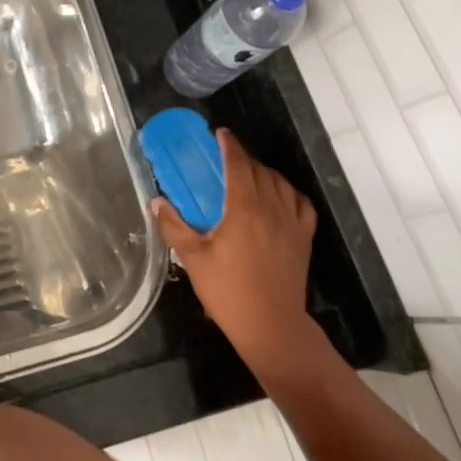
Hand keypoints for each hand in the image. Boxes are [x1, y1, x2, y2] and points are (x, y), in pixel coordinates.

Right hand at [153, 128, 321, 358]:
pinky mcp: (304, 238)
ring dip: (264, 172)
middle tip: (226, 157)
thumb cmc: (228, 291)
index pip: (238, 164)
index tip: (220, 133)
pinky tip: (279, 197)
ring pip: (281, 183)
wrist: (271, 326)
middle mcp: (271, 207)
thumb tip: (156, 202)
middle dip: (243, 157)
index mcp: (243, 207)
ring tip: (249, 175)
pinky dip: (289, 193)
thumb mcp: (193, 259)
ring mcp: (291, 222)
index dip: (229, 145)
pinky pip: (301, 204)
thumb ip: (174, 226)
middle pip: (259, 170)